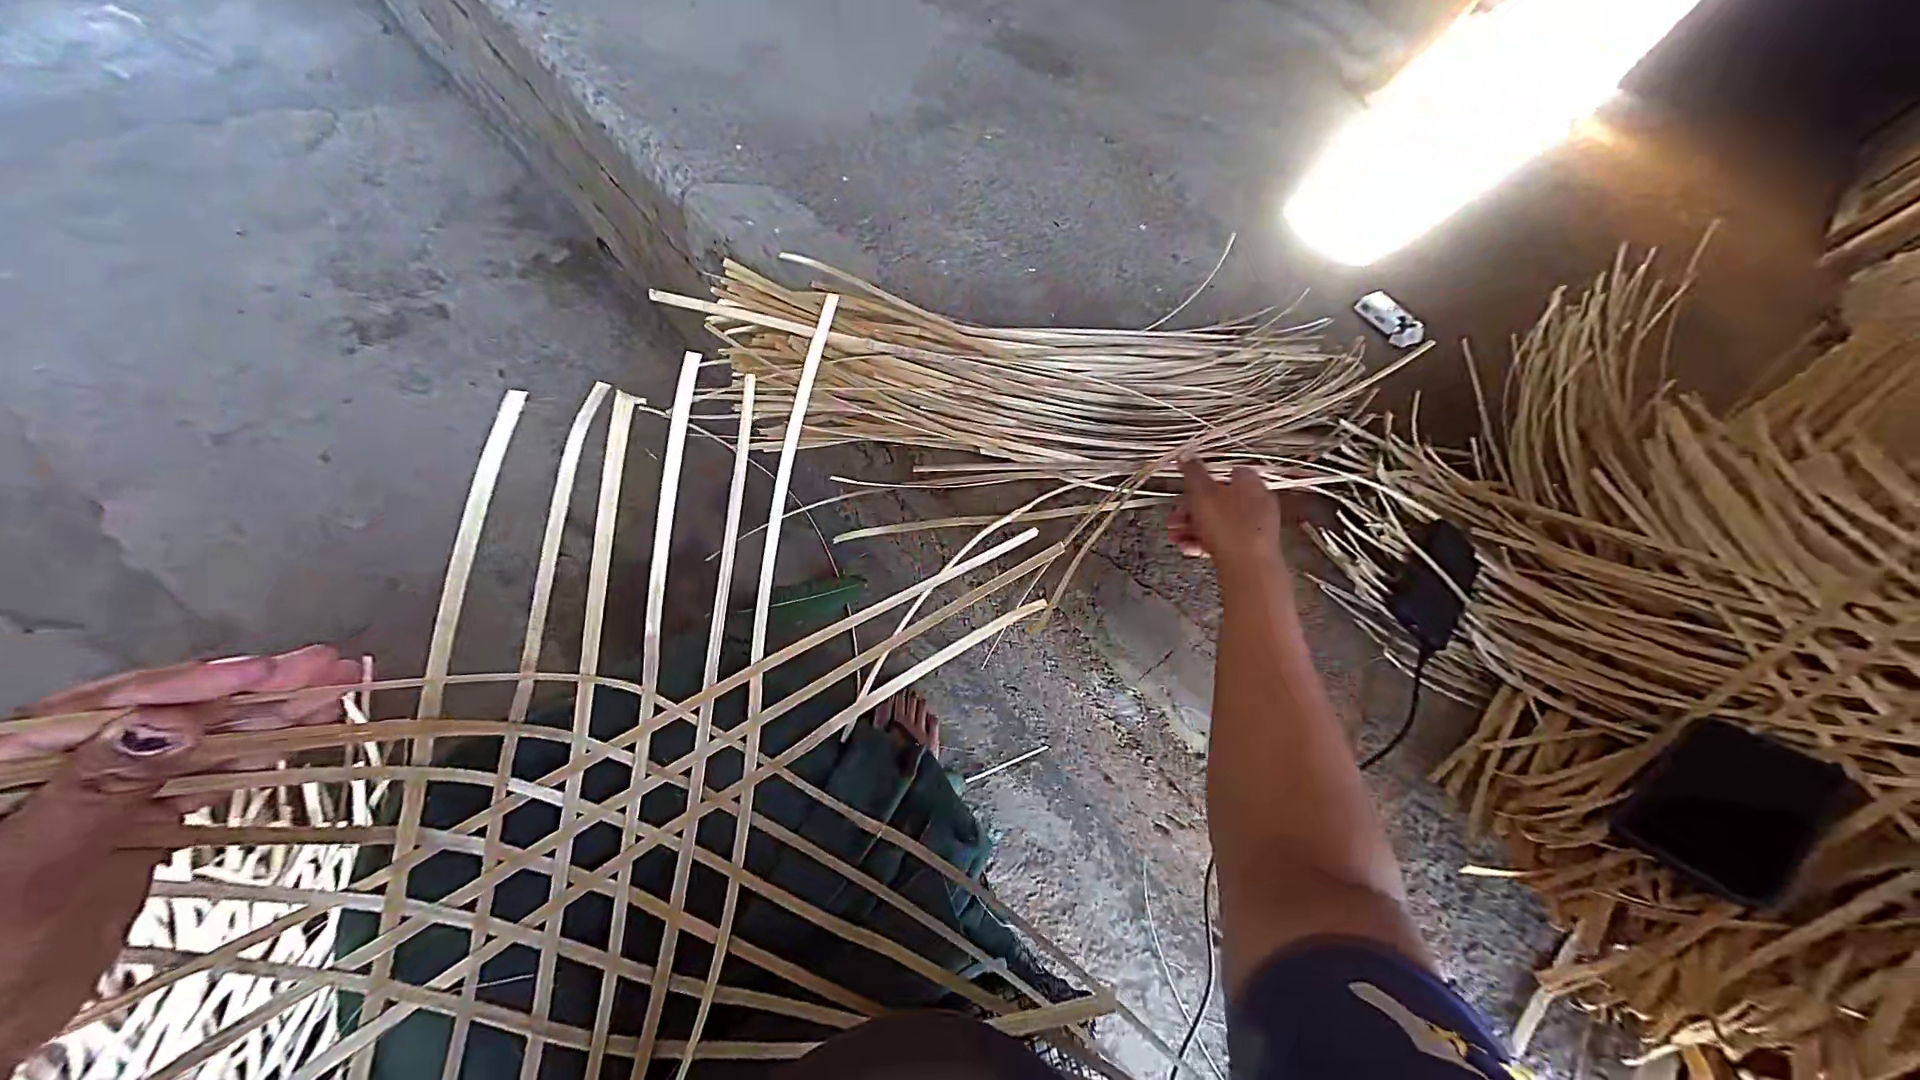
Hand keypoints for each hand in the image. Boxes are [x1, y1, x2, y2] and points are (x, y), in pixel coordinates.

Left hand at [0, 646, 358, 1071]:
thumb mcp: (37, 868)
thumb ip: (98, 790)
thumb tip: (167, 723)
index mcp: (8, 766)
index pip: (106, 707)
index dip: (191, 685)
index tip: (263, 671)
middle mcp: (59, 769)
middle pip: (168, 714)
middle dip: (251, 688)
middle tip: (323, 663)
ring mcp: (105, 793)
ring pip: (200, 739)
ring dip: (271, 711)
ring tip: (336, 683)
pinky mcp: (142, 817)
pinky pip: (208, 772)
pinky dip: (260, 749)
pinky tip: (302, 728)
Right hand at [1168, 460, 1288, 582]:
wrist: (1247, 566)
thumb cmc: (1228, 526)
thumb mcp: (1202, 493)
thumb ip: (1192, 473)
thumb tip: (1186, 455)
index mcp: (1249, 483)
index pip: (1225, 472)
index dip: (1203, 480)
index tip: (1186, 489)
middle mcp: (1257, 502)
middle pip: (1218, 500)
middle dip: (1190, 510)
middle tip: (1174, 519)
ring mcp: (1255, 527)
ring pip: (1218, 522)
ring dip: (1193, 527)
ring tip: (1176, 537)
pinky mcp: (1250, 548)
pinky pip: (1224, 540)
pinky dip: (1205, 542)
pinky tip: (1189, 549)